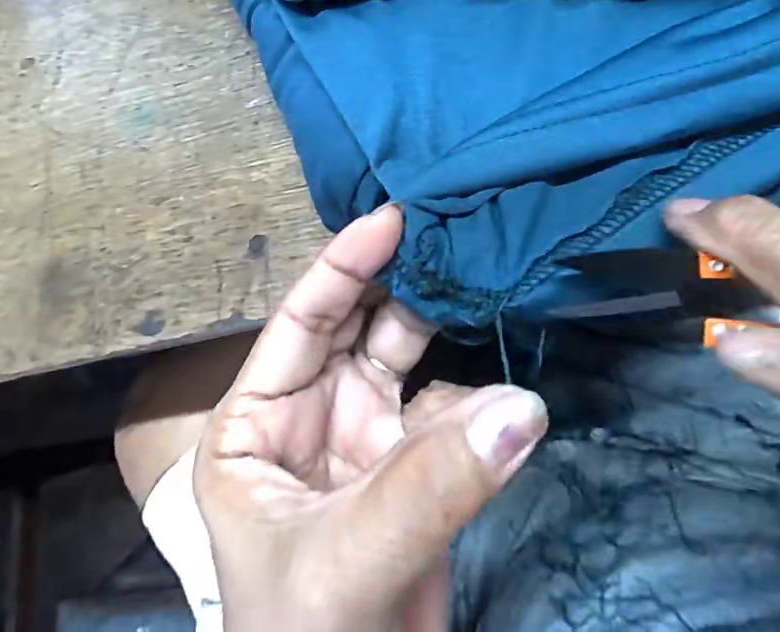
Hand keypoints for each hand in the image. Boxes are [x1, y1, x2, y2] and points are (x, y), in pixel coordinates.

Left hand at [195, 204, 549, 631]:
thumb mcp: (346, 562)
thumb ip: (430, 486)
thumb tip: (523, 406)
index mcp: (256, 422)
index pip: (301, 321)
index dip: (343, 264)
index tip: (393, 217)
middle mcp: (310, 412)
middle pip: (359, 322)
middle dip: (400, 275)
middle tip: (452, 226)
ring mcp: (364, 434)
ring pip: (407, 354)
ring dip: (446, 322)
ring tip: (489, 276)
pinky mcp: (413, 461)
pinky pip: (451, 407)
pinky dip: (481, 398)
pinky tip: (509, 399)